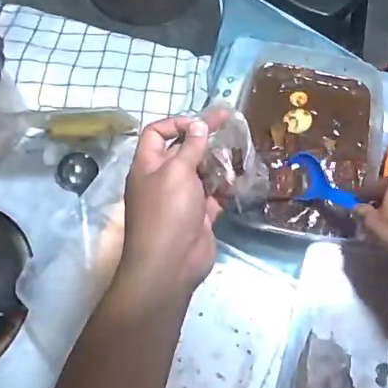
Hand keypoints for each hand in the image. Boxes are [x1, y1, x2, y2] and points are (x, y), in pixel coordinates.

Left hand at [119, 116, 222, 294]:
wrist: (170, 265)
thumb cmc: (168, 212)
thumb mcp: (177, 172)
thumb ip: (190, 147)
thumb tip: (198, 124)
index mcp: (147, 165)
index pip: (156, 133)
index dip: (177, 123)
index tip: (202, 122)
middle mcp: (162, 180)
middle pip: (182, 152)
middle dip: (204, 142)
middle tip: (231, 132)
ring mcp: (181, 199)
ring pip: (201, 173)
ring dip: (218, 165)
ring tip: (238, 157)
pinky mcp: (198, 217)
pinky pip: (213, 196)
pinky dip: (225, 188)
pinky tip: (240, 181)